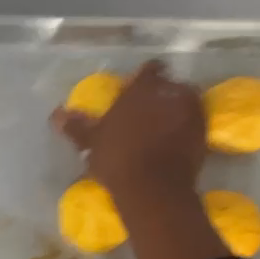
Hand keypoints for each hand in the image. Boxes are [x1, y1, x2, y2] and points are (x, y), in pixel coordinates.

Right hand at [51, 60, 226, 258]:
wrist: (153, 189)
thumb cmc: (117, 160)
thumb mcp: (91, 142)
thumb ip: (77, 126)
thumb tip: (56, 114)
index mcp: (143, 87)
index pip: (149, 69)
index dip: (143, 79)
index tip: (134, 92)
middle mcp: (171, 91)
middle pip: (169, 85)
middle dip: (160, 94)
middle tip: (145, 113)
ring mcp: (192, 111)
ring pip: (184, 102)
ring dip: (174, 110)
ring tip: (160, 129)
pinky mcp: (203, 133)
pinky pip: (193, 123)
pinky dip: (184, 129)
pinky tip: (172, 144)